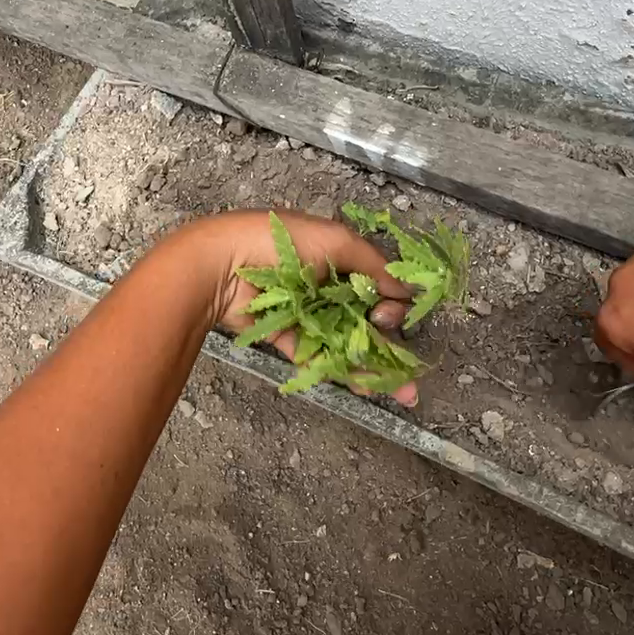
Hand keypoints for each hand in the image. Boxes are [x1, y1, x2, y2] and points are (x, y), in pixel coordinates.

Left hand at [162, 209, 418, 405]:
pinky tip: (365, 387)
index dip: (391, 301)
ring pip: (345, 341)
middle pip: (364, 316)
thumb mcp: (337, 241)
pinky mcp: (286, 335)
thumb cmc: (283, 244)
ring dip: (372, 365)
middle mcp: (323, 282)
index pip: (375, 281)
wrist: (225, 265)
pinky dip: (339, 369)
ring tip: (402, 393)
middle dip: (390, 344)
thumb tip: (408, 289)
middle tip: (408, 368)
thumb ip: (375, 266)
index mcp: (336, 254)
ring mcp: (304, 310)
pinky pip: (317, 354)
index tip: (395, 317)